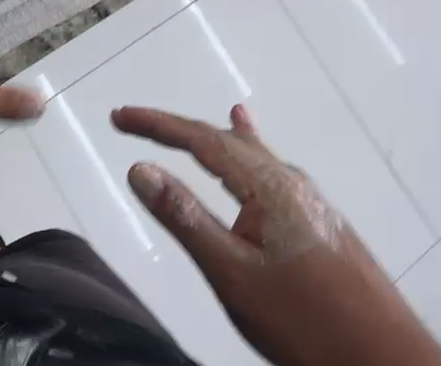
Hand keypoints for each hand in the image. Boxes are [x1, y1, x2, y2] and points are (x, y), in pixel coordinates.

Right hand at [112, 105, 440, 365]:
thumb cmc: (305, 323)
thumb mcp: (232, 274)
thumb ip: (184, 217)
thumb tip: (138, 167)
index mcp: (267, 187)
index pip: (200, 139)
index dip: (155, 124)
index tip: (117, 117)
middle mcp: (291, 184)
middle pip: (225, 142)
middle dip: (176, 130)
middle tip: (131, 124)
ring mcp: (312, 206)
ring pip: (252, 157)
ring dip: (213, 140)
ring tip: (189, 120)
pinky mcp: (323, 228)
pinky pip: (273, 174)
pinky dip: (249, 154)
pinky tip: (260, 155)